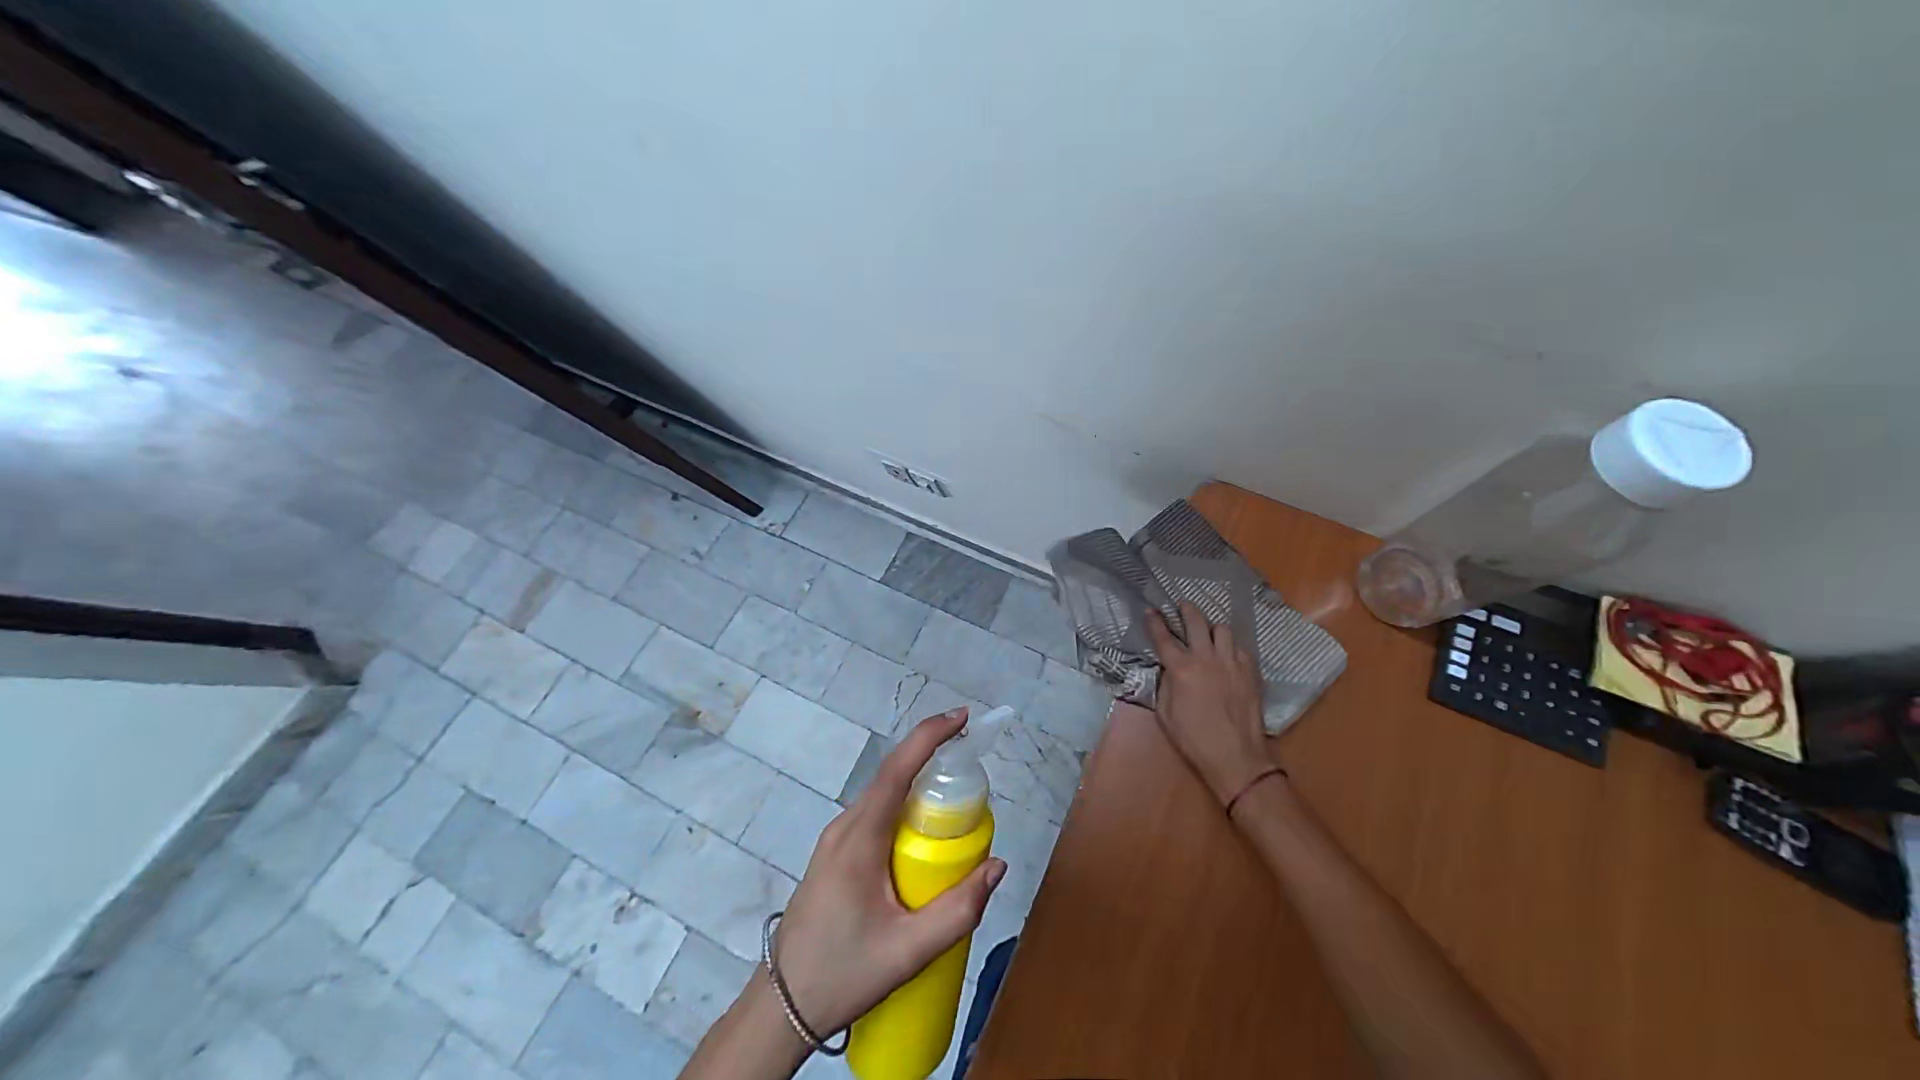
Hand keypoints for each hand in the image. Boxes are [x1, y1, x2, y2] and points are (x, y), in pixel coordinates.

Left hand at [772, 708, 1007, 1035]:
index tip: (961, 718)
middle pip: (893, 779)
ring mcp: (836, 840)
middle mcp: (844, 828)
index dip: (929, 736)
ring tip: (957, 813)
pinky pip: (877, 818)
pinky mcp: (835, 855)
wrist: (782, 1006)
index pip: (896, 771)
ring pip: (885, 799)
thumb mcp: (909, 951)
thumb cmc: (843, 974)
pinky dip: (906, 815)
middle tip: (973, 773)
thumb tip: (997, 865)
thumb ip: (959, 910)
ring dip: (920, 793)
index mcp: (858, 839)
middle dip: (934, 764)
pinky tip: (924, 845)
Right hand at [1146, 602, 1273, 806]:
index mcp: (1181, 669)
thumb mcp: (1165, 714)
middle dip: (1187, 609)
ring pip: (1223, 630)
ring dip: (1212, 627)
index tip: (1151, 610)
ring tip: (1207, 631)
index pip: (1164, 638)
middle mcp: (1206, 658)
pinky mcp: (1250, 672)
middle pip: (1196, 622)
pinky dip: (1230, 647)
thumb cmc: (1194, 739)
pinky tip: (1226, 654)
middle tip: (1182, 605)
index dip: (1155, 622)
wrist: (1235, 756)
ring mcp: (1231, 663)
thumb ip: (1164, 685)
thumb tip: (1166, 670)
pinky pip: (1239, 648)